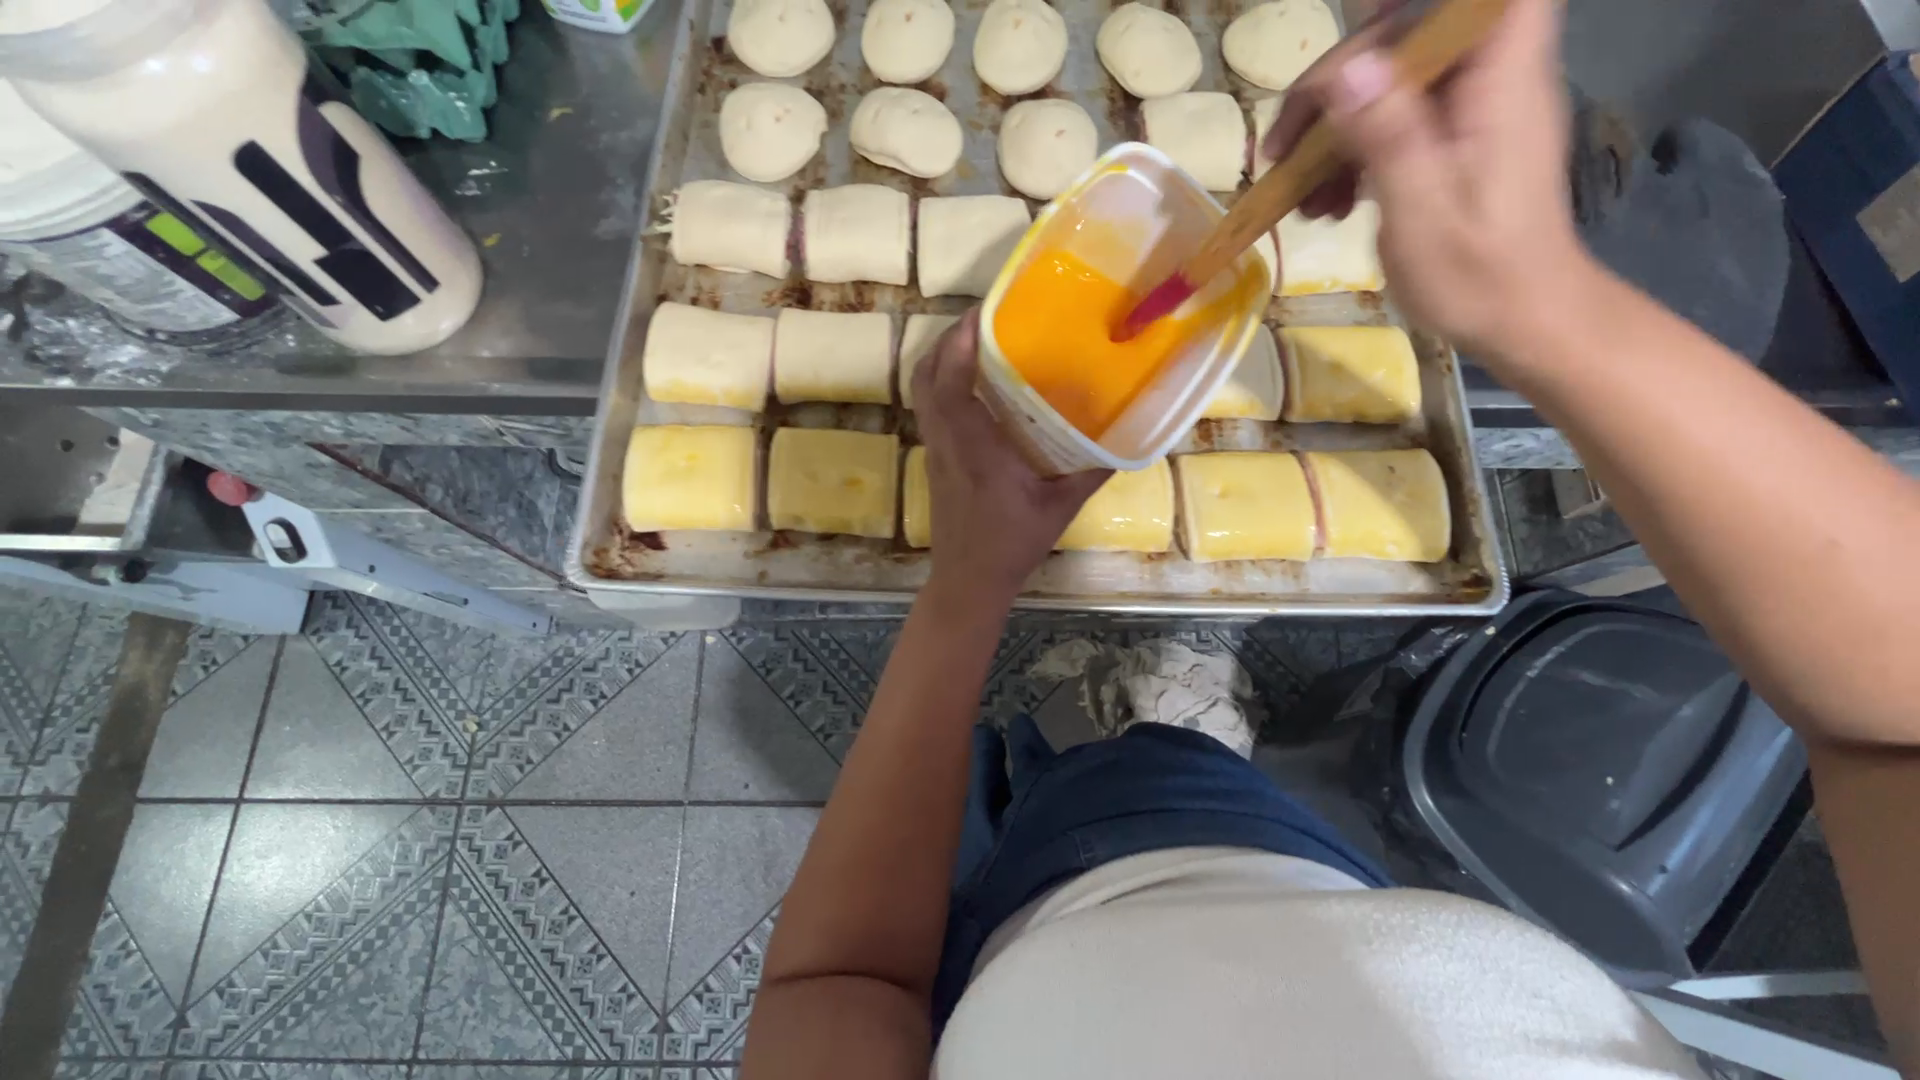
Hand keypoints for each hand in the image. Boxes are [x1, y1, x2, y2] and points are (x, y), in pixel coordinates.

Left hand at [912, 310, 1109, 605]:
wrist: (968, 580)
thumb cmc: (1012, 544)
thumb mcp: (1060, 508)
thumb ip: (1092, 471)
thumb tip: (1127, 438)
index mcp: (974, 448)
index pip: (951, 382)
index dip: (959, 341)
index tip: (983, 312)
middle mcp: (946, 441)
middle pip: (926, 376)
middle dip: (947, 339)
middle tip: (983, 319)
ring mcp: (934, 449)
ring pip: (922, 390)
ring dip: (940, 358)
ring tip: (975, 341)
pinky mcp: (933, 458)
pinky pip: (929, 407)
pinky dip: (942, 382)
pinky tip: (973, 383)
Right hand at [1263, 0, 1599, 362]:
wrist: (1524, 323)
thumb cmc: (1478, 275)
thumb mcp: (1421, 210)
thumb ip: (1387, 134)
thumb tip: (1346, 69)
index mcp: (1498, 83)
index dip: (1420, 1)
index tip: (1363, 17)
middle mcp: (1491, 83)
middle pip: (1412, 39)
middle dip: (1339, 80)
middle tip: (1283, 142)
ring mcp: (1472, 116)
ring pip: (1394, 85)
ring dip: (1335, 129)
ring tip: (1298, 192)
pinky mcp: (1456, 147)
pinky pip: (1396, 126)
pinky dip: (1354, 156)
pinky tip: (1325, 206)